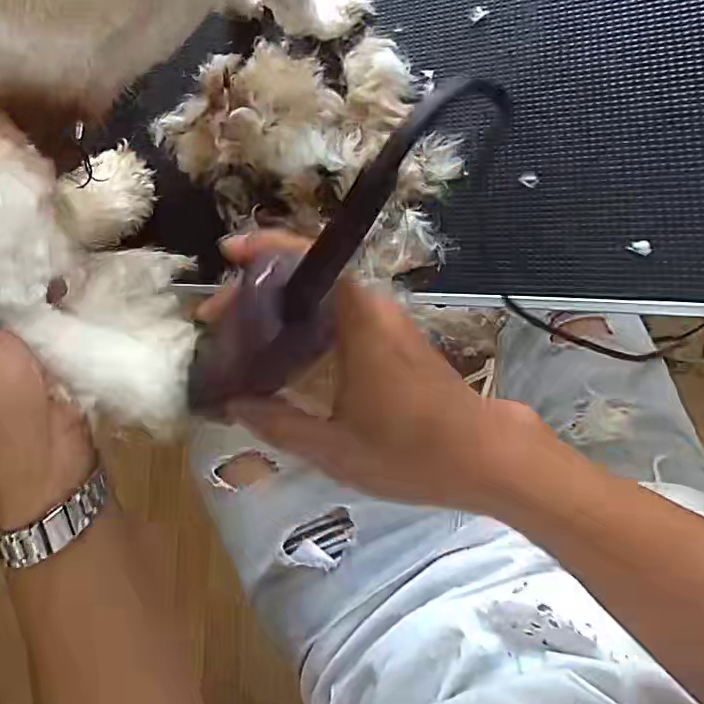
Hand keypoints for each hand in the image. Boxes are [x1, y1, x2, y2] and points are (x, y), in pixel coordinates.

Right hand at [207, 233, 562, 513]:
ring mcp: (381, 320)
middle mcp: (368, 305)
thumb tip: (234, 405)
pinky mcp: (388, 337)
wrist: (487, 456)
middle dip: (255, 288)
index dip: (263, 247)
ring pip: (318, 296)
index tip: (229, 253)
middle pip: (304, 275)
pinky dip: (301, 324)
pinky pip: (334, 315)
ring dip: (277, 307)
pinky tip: (279, 355)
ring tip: (236, 335)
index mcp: (356, 314)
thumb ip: (280, 423)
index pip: (306, 257)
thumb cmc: (413, 449)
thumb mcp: (336, 447)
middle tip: (215, 317)